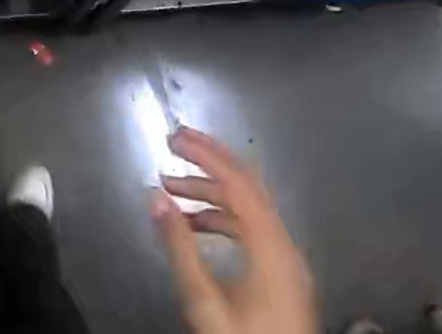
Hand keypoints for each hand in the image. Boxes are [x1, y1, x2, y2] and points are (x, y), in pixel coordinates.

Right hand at [151, 126, 317, 333]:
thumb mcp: (204, 302)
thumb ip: (179, 246)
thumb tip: (154, 197)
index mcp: (270, 247)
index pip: (236, 182)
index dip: (203, 154)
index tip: (172, 139)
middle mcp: (284, 245)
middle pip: (247, 184)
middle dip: (208, 158)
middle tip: (174, 142)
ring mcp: (286, 260)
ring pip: (248, 205)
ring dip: (210, 189)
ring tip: (171, 187)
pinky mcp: (282, 274)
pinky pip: (252, 226)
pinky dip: (221, 213)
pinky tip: (194, 222)